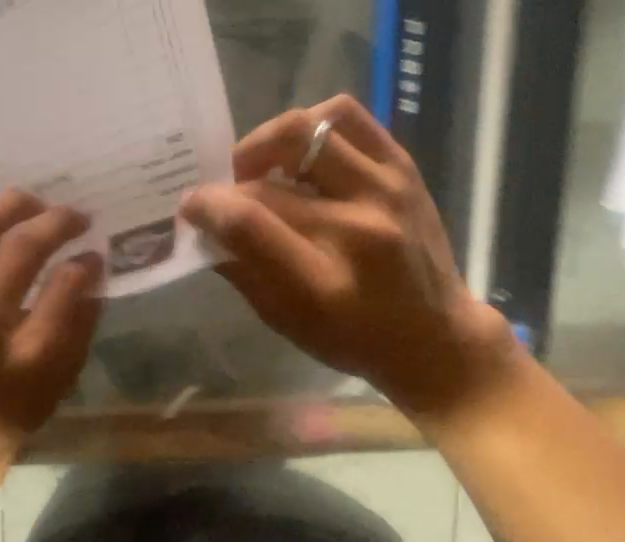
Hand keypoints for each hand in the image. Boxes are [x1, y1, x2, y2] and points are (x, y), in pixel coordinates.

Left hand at [0, 190, 104, 459]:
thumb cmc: (20, 406)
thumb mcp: (65, 376)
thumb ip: (82, 321)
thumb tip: (92, 266)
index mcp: (26, 352)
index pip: (63, 284)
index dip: (85, 261)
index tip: (93, 252)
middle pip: (19, 247)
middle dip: (56, 222)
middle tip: (75, 217)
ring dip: (9, 207)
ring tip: (32, 206)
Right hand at [179, 95, 515, 415]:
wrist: (434, 334)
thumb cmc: (352, 341)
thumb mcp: (288, 323)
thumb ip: (245, 273)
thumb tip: (207, 229)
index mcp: (321, 281)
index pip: (250, 223)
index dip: (208, 207)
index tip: (191, 208)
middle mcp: (356, 227)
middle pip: (269, 180)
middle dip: (230, 183)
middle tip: (225, 195)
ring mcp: (385, 189)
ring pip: (308, 128)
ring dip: (267, 142)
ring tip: (261, 167)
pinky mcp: (402, 167)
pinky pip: (347, 117)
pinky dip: (311, 126)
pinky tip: (299, 152)